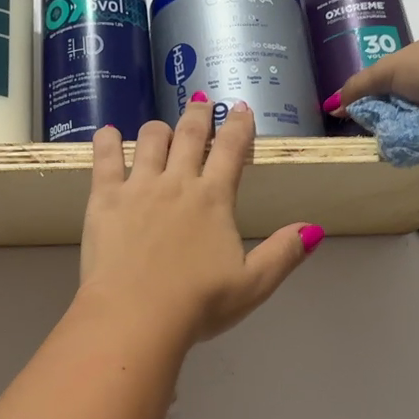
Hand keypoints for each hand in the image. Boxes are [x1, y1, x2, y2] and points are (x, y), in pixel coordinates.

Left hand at [79, 96, 322, 345]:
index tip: (241, 108)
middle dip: (199, 115)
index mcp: (214, 198)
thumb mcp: (252, 284)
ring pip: (151, 140)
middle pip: (190, 135)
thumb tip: (313, 228)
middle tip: (202, 103)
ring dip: (159, 128)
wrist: (136, 314)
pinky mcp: (105, 197)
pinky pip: (105, 157)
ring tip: (162, 127)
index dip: (239, 126)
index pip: (231, 150)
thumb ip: (283, 253)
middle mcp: (177, 182)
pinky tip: (109, 133)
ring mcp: (138, 186)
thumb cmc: (198, 304)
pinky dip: (108, 140)